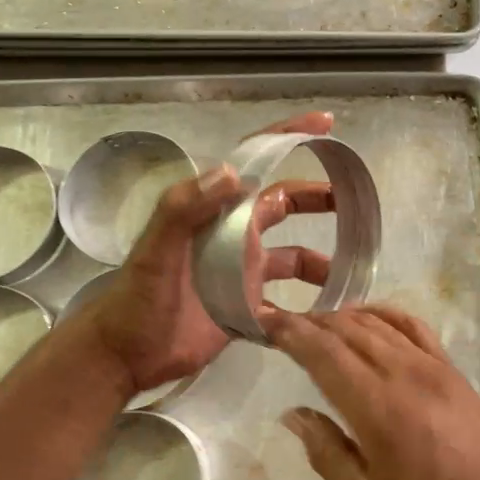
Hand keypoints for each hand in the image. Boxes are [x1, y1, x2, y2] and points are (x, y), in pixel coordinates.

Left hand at [74, 112, 336, 394]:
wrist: (124, 355)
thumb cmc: (138, 298)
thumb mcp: (155, 248)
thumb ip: (185, 208)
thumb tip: (233, 172)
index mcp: (217, 215)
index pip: (254, 166)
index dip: (287, 139)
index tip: (325, 124)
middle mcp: (234, 238)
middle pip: (284, 206)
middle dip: (317, 197)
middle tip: (355, 201)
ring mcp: (241, 274)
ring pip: (294, 257)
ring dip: (322, 260)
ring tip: (353, 267)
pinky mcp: (246, 310)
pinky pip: (287, 302)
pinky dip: (308, 306)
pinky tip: (329, 313)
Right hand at [266, 306, 479, 479]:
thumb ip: (327, 453)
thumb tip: (294, 414)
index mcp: (377, 407)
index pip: (325, 353)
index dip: (292, 334)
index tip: (266, 322)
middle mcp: (403, 373)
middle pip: (348, 330)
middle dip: (311, 322)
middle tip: (282, 325)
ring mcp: (431, 365)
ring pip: (378, 323)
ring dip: (343, 317)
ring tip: (315, 324)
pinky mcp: (450, 368)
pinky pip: (412, 326)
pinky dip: (384, 314)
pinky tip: (367, 319)